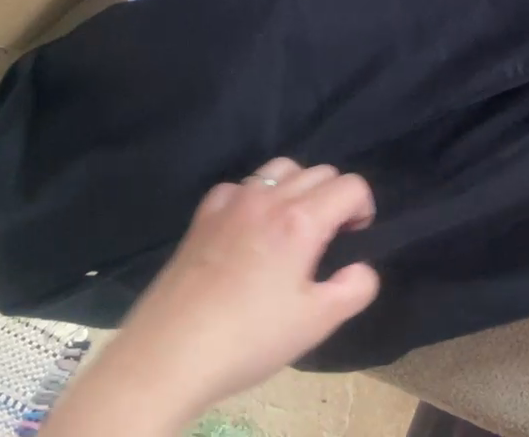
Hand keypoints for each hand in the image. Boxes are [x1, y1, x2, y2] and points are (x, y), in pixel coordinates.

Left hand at [43, 160, 378, 435]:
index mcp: (302, 221)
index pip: (351, 185)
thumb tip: (362, 267)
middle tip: (329, 237)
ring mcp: (231, 203)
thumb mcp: (316, 323)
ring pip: (281, 169)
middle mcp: (269, 200)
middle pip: (320, 171)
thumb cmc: (247, 339)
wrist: (165, 359)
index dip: (363, 207)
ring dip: (299, 187)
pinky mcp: (202, 217)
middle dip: (335, 197)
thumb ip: (355, 288)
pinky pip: (241, 185)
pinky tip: (249, 227)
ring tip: (293, 225)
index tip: (356, 237)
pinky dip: (256, 196)